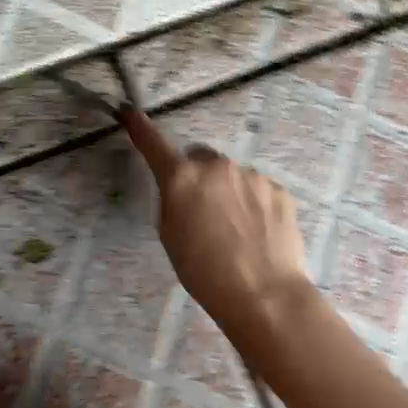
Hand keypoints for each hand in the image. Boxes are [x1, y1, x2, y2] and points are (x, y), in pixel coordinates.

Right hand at [120, 108, 315, 336]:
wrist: (264, 295)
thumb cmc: (204, 272)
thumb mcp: (170, 236)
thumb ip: (172, 201)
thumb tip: (184, 190)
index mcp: (181, 178)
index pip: (153, 143)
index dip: (138, 127)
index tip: (129, 112)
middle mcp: (216, 166)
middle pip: (199, 160)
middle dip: (197, 176)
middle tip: (201, 212)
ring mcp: (251, 176)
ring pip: (230, 176)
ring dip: (227, 192)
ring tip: (235, 232)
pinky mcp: (278, 190)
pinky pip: (257, 190)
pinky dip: (253, 205)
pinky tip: (257, 234)